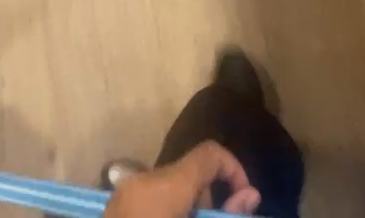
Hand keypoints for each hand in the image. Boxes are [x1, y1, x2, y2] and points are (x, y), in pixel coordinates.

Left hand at [104, 142, 259, 217]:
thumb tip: (250, 195)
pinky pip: (150, 199)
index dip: (234, 170)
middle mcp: (144, 179)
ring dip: (188, 206)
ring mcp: (124, 195)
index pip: (210, 153)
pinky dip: (167, 210)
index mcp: (167, 183)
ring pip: (170, 187)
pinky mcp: (114, 210)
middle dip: (210, 197)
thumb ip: (225, 216)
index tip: (243, 202)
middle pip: (190, 172)